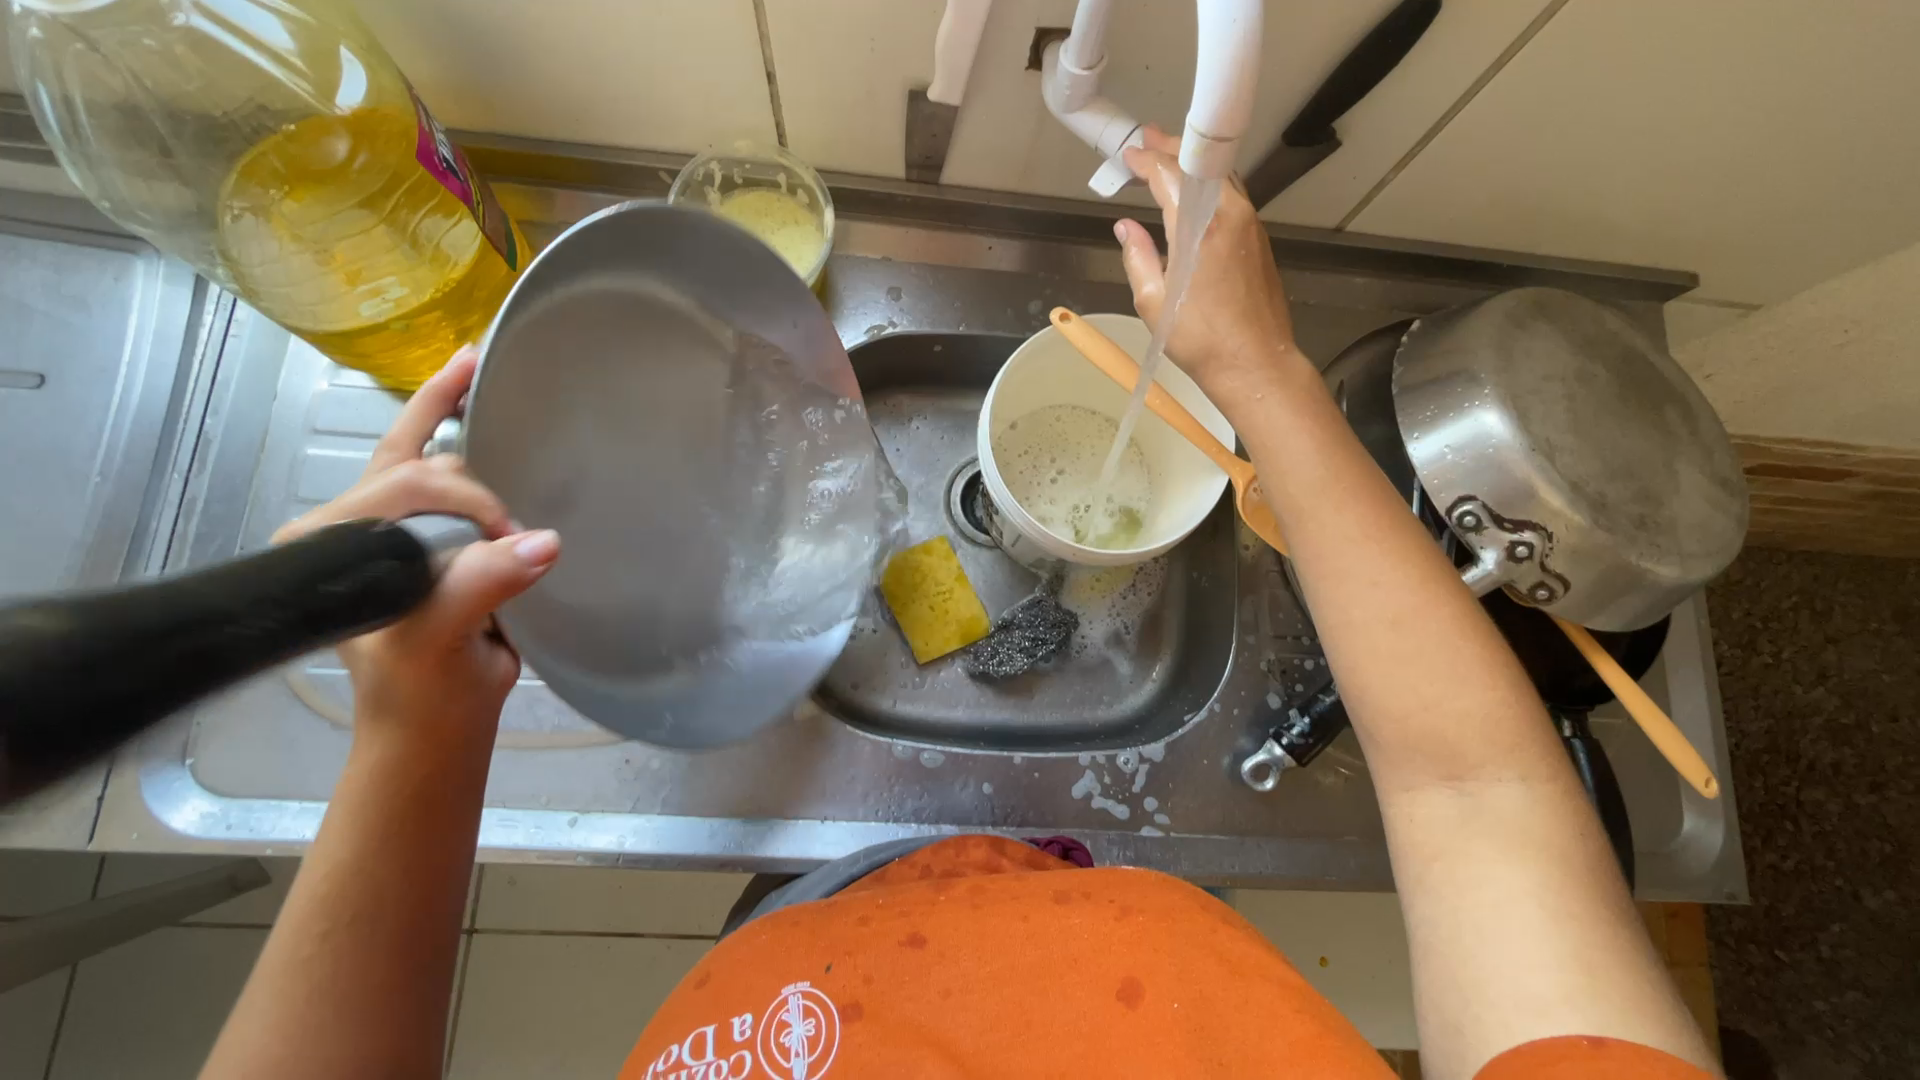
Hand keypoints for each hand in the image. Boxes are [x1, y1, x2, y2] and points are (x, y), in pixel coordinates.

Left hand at [273, 347, 561, 747]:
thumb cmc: (422, 689)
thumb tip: (544, 543)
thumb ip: (480, 588)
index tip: (513, 538)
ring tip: (494, 383)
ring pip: (431, 458)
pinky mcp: (434, 538)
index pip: (403, 484)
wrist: (438, 720)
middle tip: (510, 463)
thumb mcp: (440, 644)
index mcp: (335, 543)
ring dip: (465, 427)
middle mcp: (356, 526)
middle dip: (466, 452)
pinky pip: (454, 477)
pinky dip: (475, 440)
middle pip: (413, 457)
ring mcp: (395, 530)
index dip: (466, 500)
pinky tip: (487, 402)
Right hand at [1113, 127, 1300, 389]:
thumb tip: (1126, 227)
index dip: (1147, 160)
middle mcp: (1230, 215)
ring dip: (1194, 166)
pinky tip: (1194, 197)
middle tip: (1148, 140)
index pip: (1170, 174)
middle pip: (1201, 165)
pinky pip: (1232, 198)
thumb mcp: (1152, 302)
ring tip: (1168, 160)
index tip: (1129, 155)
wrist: (1254, 364)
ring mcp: (1250, 225)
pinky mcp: (1259, 240)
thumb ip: (1137, 257)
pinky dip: (1209, 187)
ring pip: (1221, 178)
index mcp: (1199, 228)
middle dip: (1172, 149)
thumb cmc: (1199, 340)